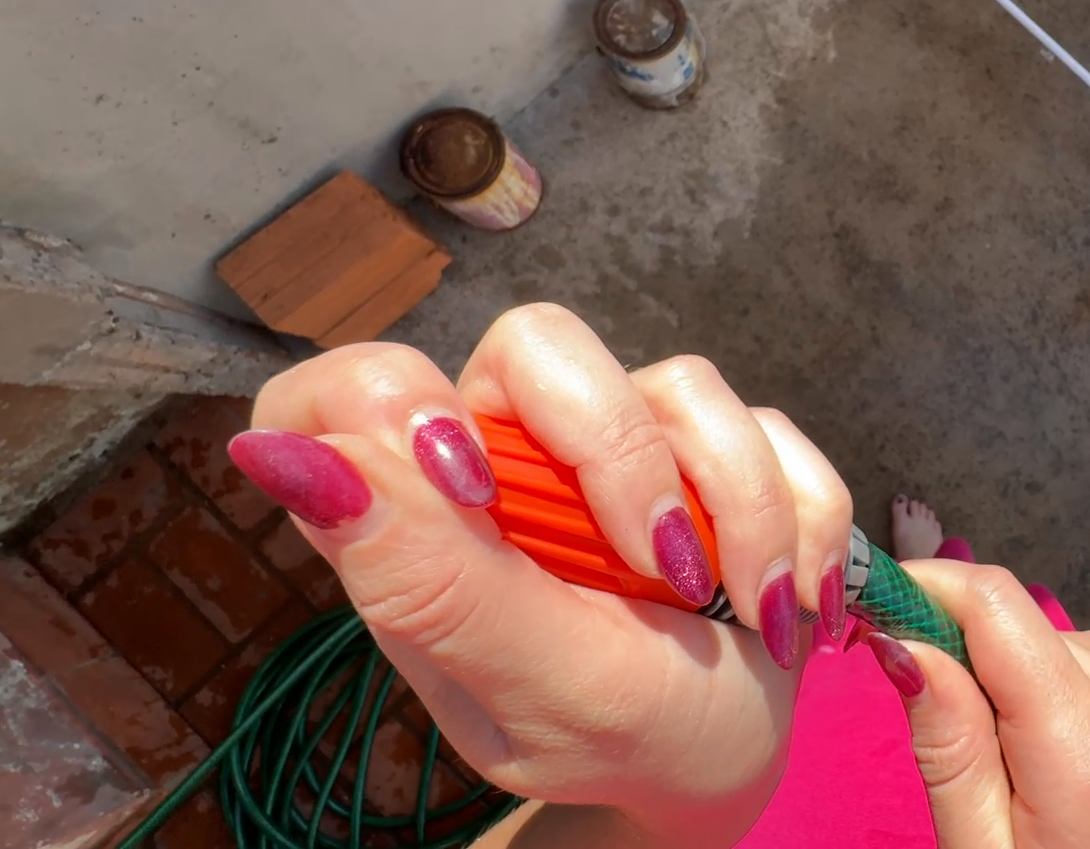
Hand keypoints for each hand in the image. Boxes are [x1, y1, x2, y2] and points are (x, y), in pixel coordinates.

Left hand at [229, 304, 853, 845]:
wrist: (738, 745)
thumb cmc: (625, 735)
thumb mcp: (534, 690)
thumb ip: (435, 586)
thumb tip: (284, 458)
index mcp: (443, 515)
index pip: (359, 389)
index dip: (397, 402)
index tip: (474, 495)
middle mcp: (536, 452)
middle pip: (546, 344)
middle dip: (625, 457)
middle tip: (670, 571)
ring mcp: (642, 437)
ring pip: (689, 387)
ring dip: (747, 511)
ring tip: (760, 611)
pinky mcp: (730, 441)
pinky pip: (777, 432)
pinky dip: (805, 518)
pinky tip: (798, 596)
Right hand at [882, 561, 1089, 848]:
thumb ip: (949, 749)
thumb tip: (901, 642)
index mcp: (1087, 742)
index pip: (994, 602)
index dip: (927, 586)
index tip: (879, 609)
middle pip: (1007, 621)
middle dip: (956, 651)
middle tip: (939, 724)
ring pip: (1030, 634)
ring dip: (999, 673)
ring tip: (1011, 756)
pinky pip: (1062, 647)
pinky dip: (1036, 679)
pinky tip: (1049, 742)